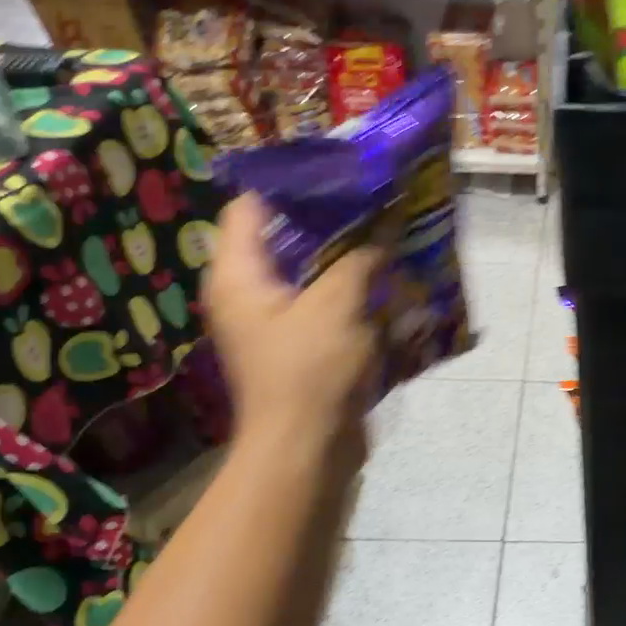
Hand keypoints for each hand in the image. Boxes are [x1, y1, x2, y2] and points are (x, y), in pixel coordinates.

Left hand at [203, 194, 385, 440]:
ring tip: (387, 245)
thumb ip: (358, 260)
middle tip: (374, 208)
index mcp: (238, 275)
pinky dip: (350, 301)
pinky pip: (324, 312)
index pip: (251, 206)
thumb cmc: (310, 371)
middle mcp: (248, 295)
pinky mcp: (300, 353)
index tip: (340, 175)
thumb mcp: (337, 305)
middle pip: (285, 242)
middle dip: (330, 226)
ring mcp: (274, 327)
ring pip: (309, 279)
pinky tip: (385, 293)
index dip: (292, 185)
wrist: (308, 450)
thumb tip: (380, 233)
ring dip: (346, 265)